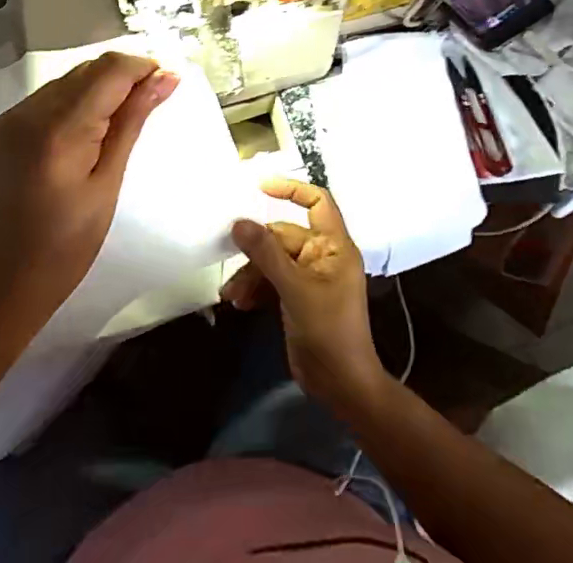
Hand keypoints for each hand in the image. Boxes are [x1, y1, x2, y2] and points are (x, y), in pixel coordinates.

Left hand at [0, 52, 178, 311]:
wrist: (5, 279)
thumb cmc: (68, 244)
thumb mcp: (108, 182)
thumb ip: (132, 122)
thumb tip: (164, 77)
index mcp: (58, 131)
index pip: (107, 72)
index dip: (140, 68)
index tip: (165, 80)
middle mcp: (24, 115)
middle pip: (83, 72)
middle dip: (119, 79)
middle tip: (147, 102)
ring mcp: (2, 121)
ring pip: (60, 85)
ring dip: (92, 92)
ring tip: (112, 125)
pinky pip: (38, 104)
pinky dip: (64, 108)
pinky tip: (76, 138)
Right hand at [221, 179, 388, 412]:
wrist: (340, 384)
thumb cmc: (329, 330)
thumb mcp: (295, 288)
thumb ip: (266, 254)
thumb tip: (239, 222)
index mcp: (334, 247)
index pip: (317, 203)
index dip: (292, 190)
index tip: (260, 187)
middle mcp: (323, 257)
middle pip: (283, 237)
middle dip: (256, 252)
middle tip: (231, 267)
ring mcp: (310, 278)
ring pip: (273, 261)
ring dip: (251, 275)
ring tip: (232, 295)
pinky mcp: (297, 298)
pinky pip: (272, 281)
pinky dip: (256, 289)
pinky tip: (241, 303)